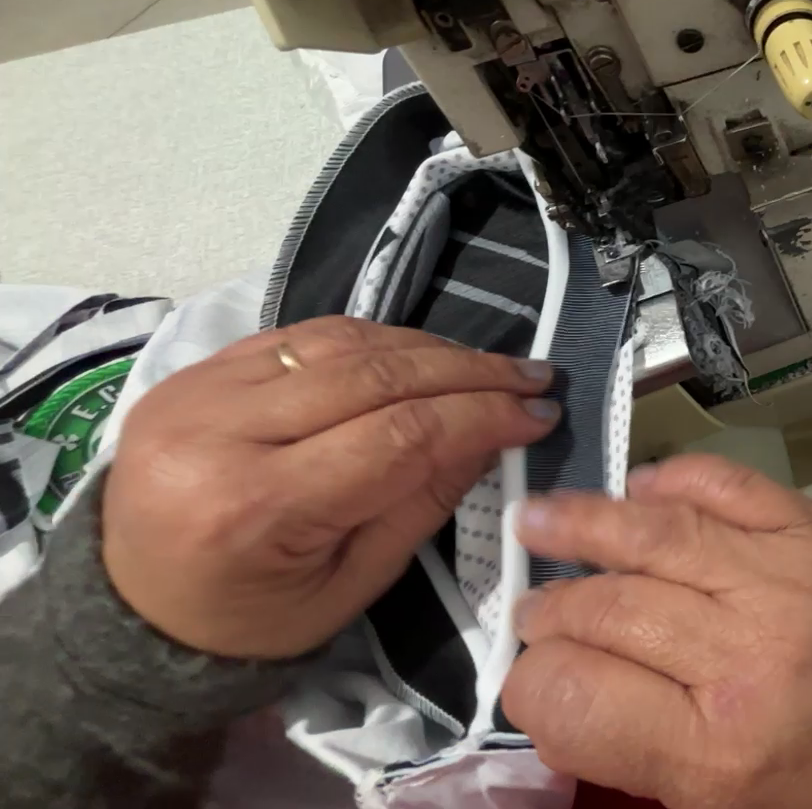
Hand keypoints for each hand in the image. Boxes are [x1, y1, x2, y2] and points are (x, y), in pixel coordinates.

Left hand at [102, 316, 558, 659]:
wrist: (133, 611)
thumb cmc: (258, 613)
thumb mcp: (359, 577)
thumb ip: (430, 496)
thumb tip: (500, 433)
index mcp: (251, 506)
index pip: (401, 435)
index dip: (485, 415)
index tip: (542, 414)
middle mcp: (215, 434)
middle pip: (381, 377)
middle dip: (475, 374)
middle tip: (535, 379)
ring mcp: (198, 391)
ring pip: (353, 343)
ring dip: (439, 350)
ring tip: (493, 367)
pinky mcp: (200, 370)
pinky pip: (316, 335)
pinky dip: (386, 340)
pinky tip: (429, 356)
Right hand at [504, 455, 811, 808]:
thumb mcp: (715, 800)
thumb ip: (627, 744)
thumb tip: (556, 675)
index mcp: (718, 747)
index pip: (577, 698)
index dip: (533, 683)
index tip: (533, 672)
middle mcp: (749, 650)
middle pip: (611, 607)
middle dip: (554, 606)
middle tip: (534, 602)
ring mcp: (784, 575)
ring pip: (660, 534)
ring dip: (587, 521)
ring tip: (541, 517)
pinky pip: (729, 485)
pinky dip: (676, 478)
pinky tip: (640, 486)